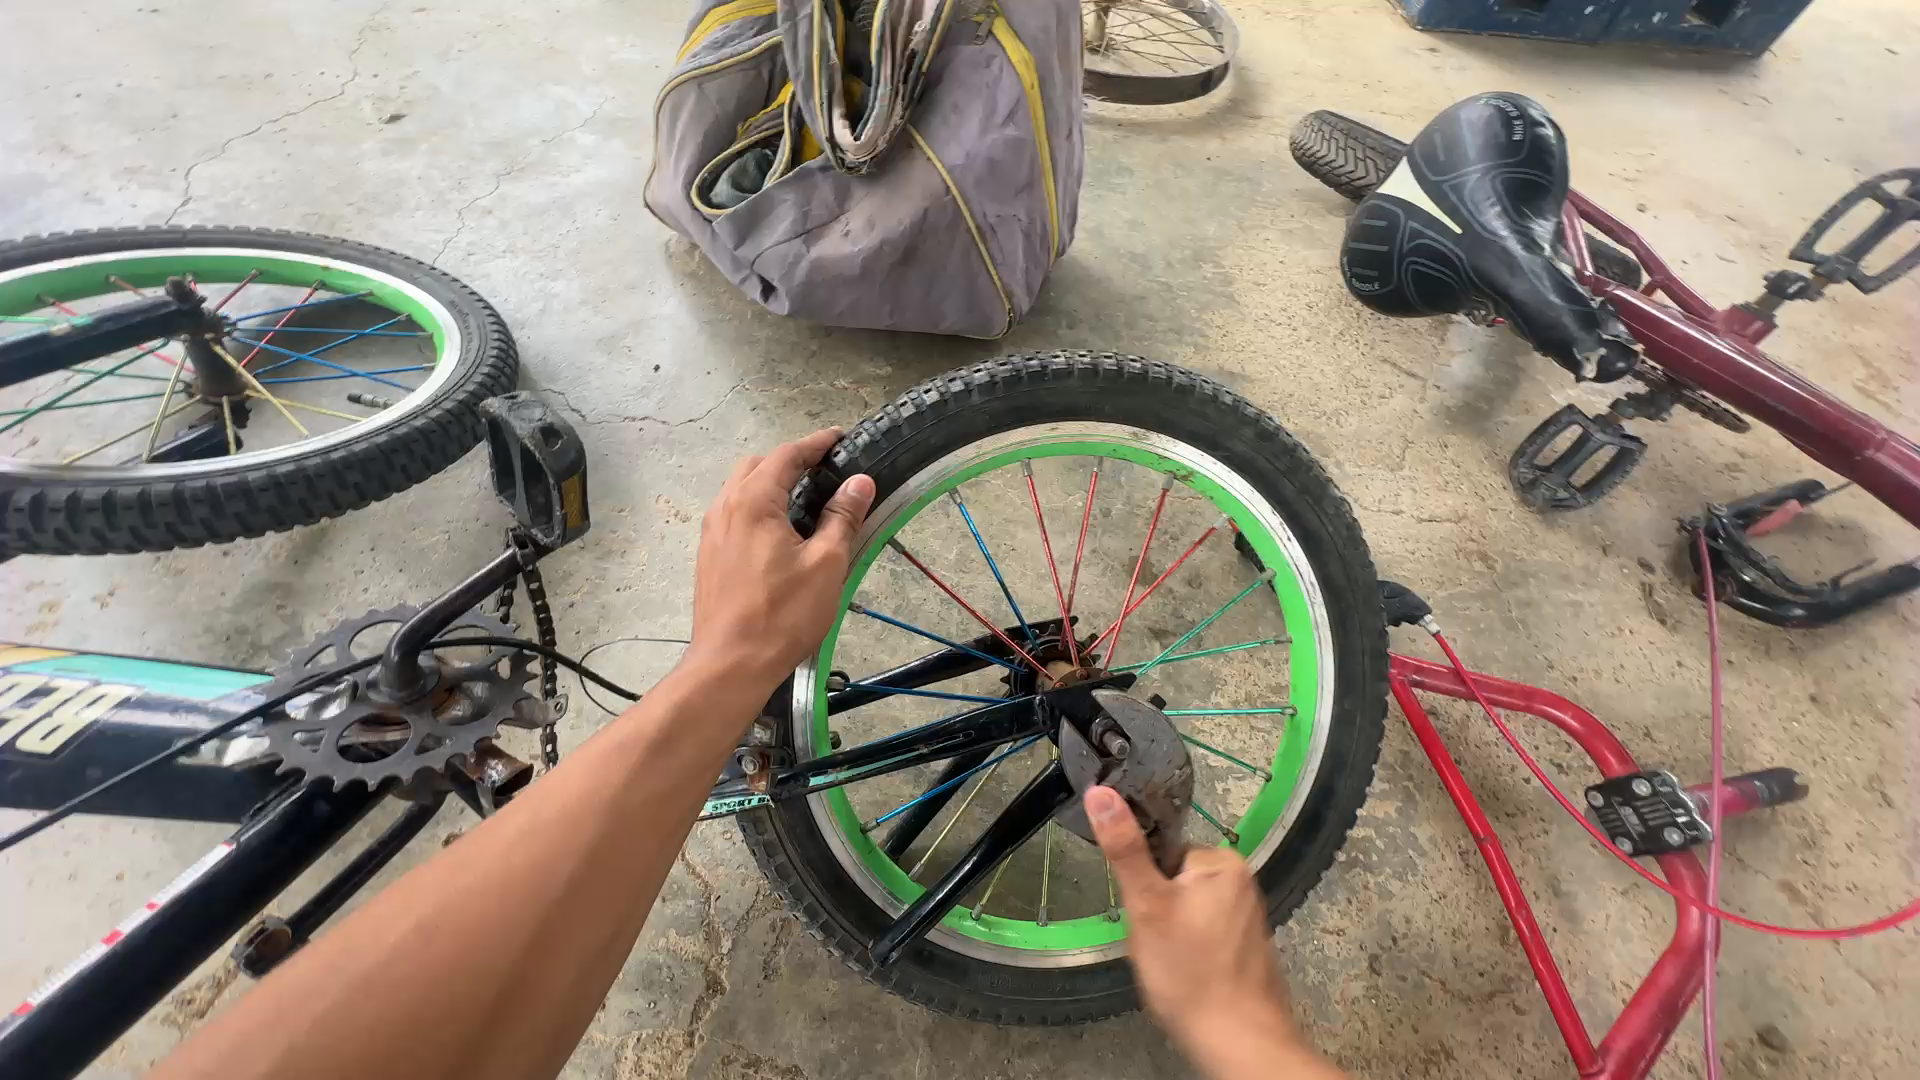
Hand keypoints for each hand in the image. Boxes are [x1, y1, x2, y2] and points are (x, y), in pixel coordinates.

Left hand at [687, 428, 875, 693]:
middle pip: (757, 466)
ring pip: (741, 489)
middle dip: (790, 461)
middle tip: (824, 472)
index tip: (840, 438)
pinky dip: (758, 508)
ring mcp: (712, 532)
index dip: (816, 443)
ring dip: (771, 485)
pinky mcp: (709, 555)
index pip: (787, 455)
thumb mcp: (826, 564)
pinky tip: (780, 534)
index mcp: (754, 502)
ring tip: (805, 502)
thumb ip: (842, 517)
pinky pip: (734, 513)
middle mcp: (726, 507)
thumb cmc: (783, 613)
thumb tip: (859, 482)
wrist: (730, 663)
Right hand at [1087, 786, 1338, 1078]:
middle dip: (1157, 910)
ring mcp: (1247, 916)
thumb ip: (1124, 847)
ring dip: (1171, 932)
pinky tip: (1188, 974)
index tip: (1145, 912)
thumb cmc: (1191, 973)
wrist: (1241, 1048)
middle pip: (1174, 879)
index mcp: (1221, 861)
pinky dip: (1190, 950)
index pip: (1163, 850)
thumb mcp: (1146, 905)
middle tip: (1157, 942)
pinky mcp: (1247, 947)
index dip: (1145, 881)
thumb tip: (1100, 792)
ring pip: (1186, 909)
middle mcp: (1241, 881)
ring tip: (1172, 962)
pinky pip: (1204, 933)